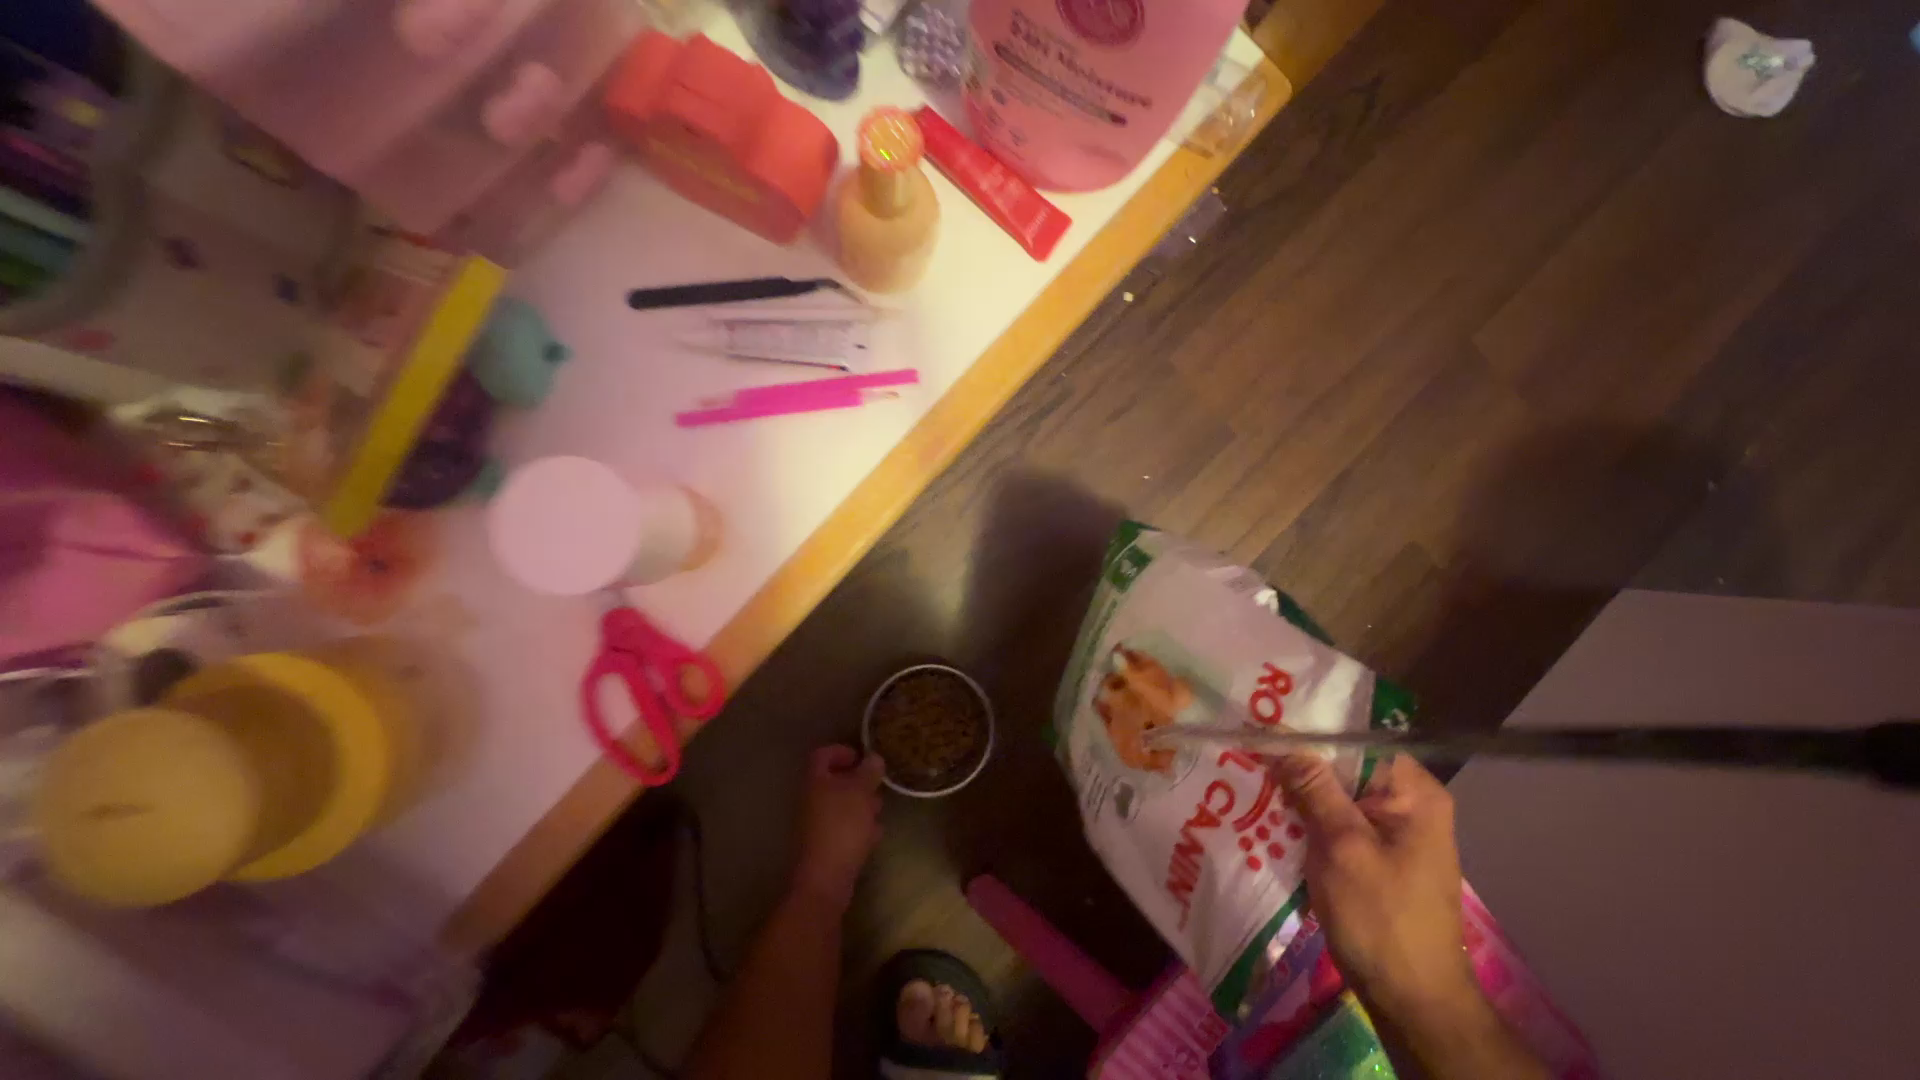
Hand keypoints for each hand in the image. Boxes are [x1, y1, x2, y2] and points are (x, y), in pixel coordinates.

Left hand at [792, 745, 885, 908]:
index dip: (842, 751)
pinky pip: (844, 828)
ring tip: (879, 811)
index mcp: (815, 780)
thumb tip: (874, 758)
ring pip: (841, 805)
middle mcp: (812, 799)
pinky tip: (875, 834)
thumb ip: (868, 772)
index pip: (822, 754)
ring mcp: (817, 824)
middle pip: (834, 781)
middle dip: (858, 782)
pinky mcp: (826, 845)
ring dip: (861, 805)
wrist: (826, 877)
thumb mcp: (860, 792)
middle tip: (877, 786)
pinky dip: (859, 827)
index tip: (863, 758)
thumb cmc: (842, 826)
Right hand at [1272, 751, 1475, 1018]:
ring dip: (1297, 798)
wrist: (1410, 997)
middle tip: (1246, 757)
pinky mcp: (1376, 858)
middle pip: (1345, 767)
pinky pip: (1336, 825)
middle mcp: (1409, 804)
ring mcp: (1393, 833)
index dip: (1311, 732)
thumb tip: (1285, 741)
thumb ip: (1315, 788)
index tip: (1264, 727)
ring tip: (1247, 786)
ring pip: (1335, 797)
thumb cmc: (1380, 916)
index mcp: (1414, 792)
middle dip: (1298, 766)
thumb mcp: (1342, 846)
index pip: (1358, 739)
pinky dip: (1306, 825)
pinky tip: (1268, 824)